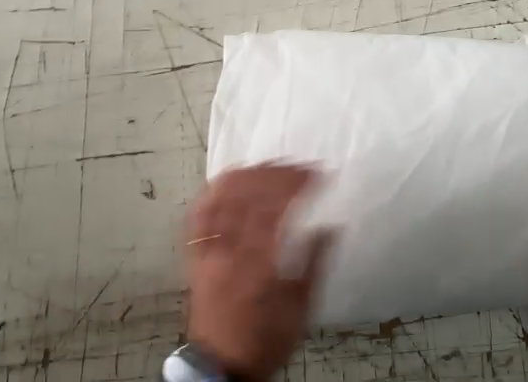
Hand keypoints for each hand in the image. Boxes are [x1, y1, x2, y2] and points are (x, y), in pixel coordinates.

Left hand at [186, 163, 335, 379]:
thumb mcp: (300, 308)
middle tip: (302, 167)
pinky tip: (235, 178)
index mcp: (258, 266)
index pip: (275, 209)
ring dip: (250, 174)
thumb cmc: (265, 339)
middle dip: (278, 173)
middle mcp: (228, 252)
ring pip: (222, 198)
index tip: (319, 173)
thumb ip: (315, 263)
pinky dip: (217, 189)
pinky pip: (200, 212)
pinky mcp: (195, 253)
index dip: (297, 184)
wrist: (220, 367)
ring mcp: (208, 251)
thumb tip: (332, 226)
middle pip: (248, 197)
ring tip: (274, 166)